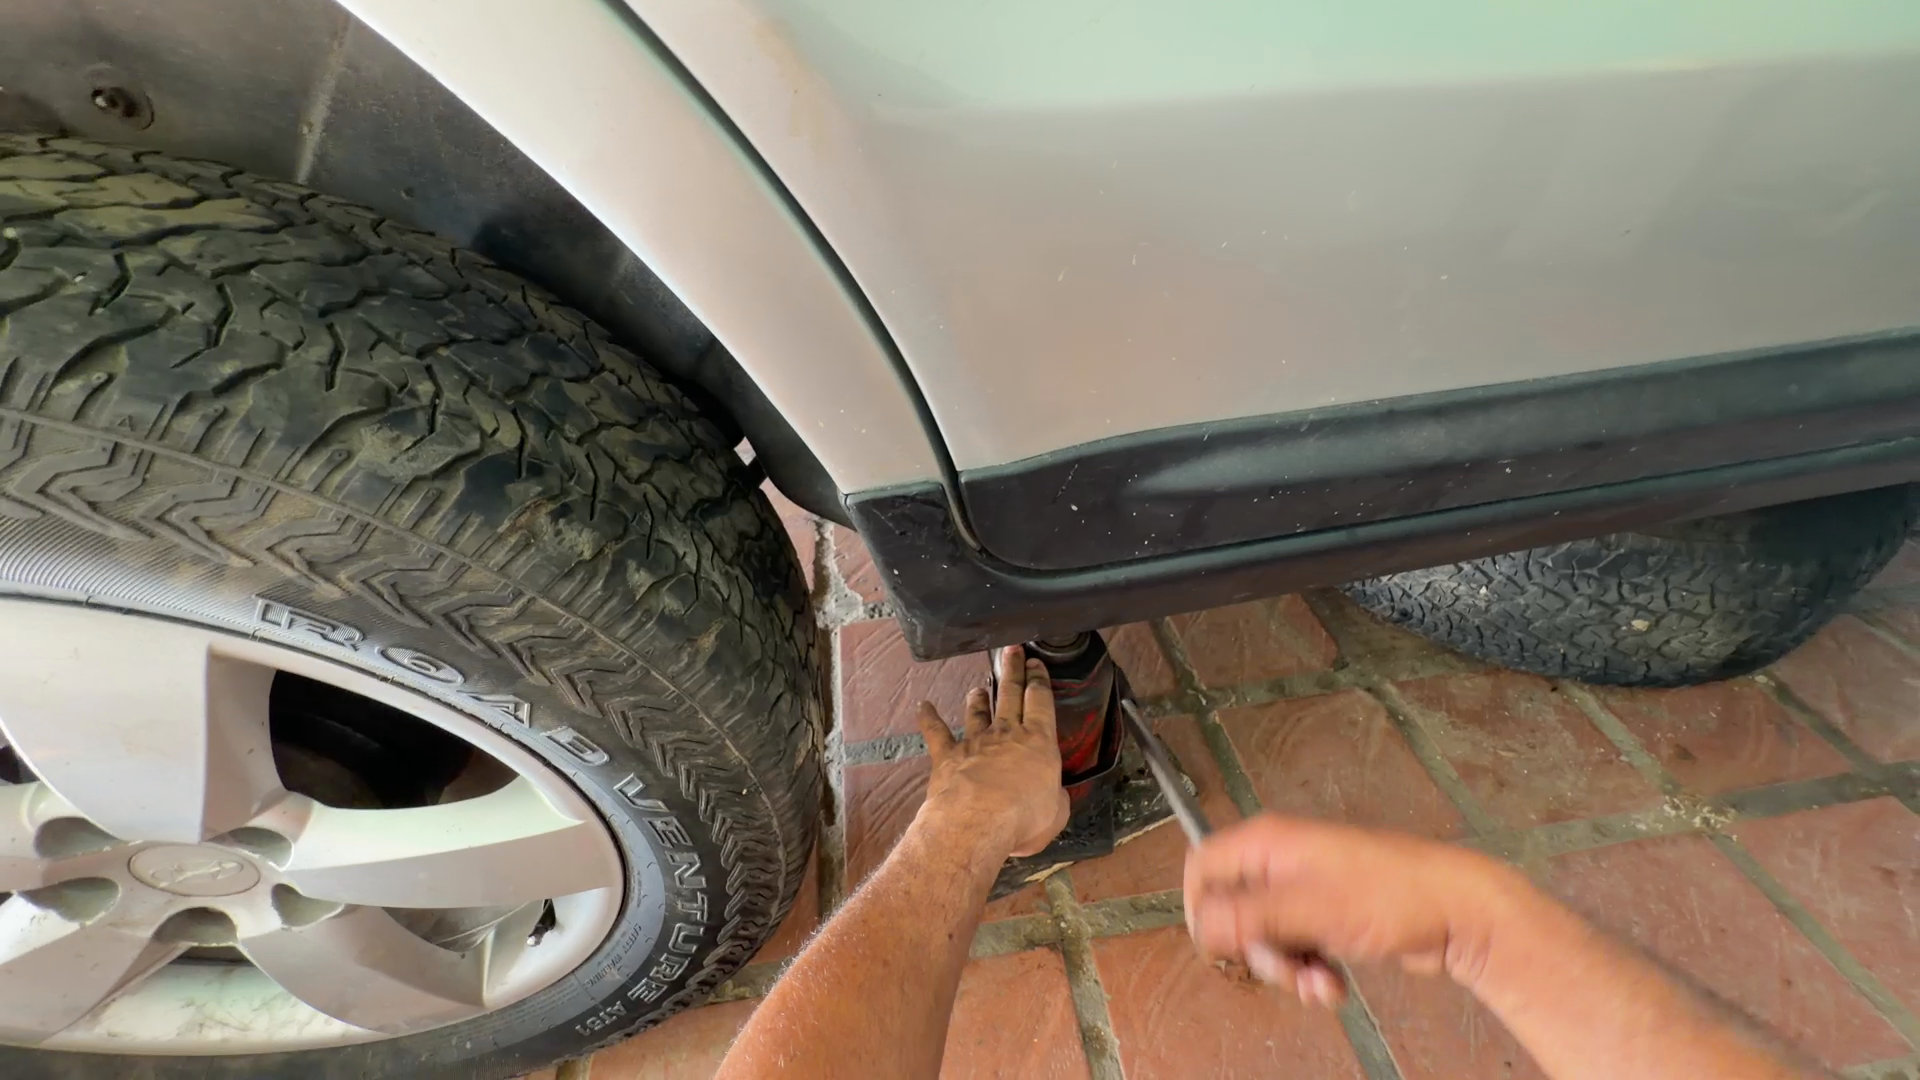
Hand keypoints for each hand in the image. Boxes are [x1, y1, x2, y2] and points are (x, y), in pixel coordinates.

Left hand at [917, 646, 1070, 857]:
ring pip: (977, 712)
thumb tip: (1053, 795)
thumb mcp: (1056, 812)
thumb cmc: (1024, 817)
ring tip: (978, 687)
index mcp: (1038, 741)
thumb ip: (1055, 797)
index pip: (1040, 702)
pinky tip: (923, 706)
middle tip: (1012, 650)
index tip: (1035, 663)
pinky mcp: (948, 754)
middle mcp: (1007, 733)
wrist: (977, 820)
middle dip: (1012, 670)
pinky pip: (936, 731)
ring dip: (978, 698)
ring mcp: (975, 741)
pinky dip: (928, 718)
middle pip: (1010, 694)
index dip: (1039, 680)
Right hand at [1184, 815, 1527, 1007]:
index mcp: (1263, 842)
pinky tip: (1332, 983)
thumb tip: (1200, 927)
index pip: (1202, 865)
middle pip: (1232, 905)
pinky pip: (1295, 941)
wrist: (1456, 908)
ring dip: (1286, 965)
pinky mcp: (1325, 909)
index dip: (1199, 906)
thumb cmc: (1383, 898)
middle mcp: (1276, 857)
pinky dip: (1307, 967)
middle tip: (1285, 971)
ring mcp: (1302, 883)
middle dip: (1256, 948)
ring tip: (1320, 984)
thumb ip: (1246, 916)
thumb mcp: (1306, 910)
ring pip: (1264, 930)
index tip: (1218, 947)